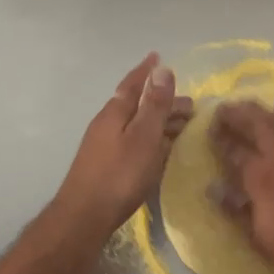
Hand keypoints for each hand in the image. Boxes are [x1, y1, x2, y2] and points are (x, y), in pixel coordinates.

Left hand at [57, 53, 193, 230]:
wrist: (84, 217)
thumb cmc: (118, 175)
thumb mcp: (143, 136)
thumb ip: (154, 105)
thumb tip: (162, 69)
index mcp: (114, 113)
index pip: (133, 84)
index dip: (146, 71)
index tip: (158, 56)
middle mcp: (107, 124)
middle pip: (137, 105)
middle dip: (161, 100)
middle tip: (188, 103)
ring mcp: (104, 146)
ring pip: (136, 125)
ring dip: (158, 121)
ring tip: (181, 125)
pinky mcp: (106, 165)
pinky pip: (134, 141)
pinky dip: (151, 138)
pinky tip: (160, 149)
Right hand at [209, 101, 273, 273]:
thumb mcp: (261, 238)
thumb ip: (236, 210)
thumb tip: (213, 189)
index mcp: (261, 178)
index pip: (234, 150)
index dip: (219, 138)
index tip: (210, 131)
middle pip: (256, 123)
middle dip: (237, 114)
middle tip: (224, 110)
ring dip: (262, 109)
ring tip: (250, 106)